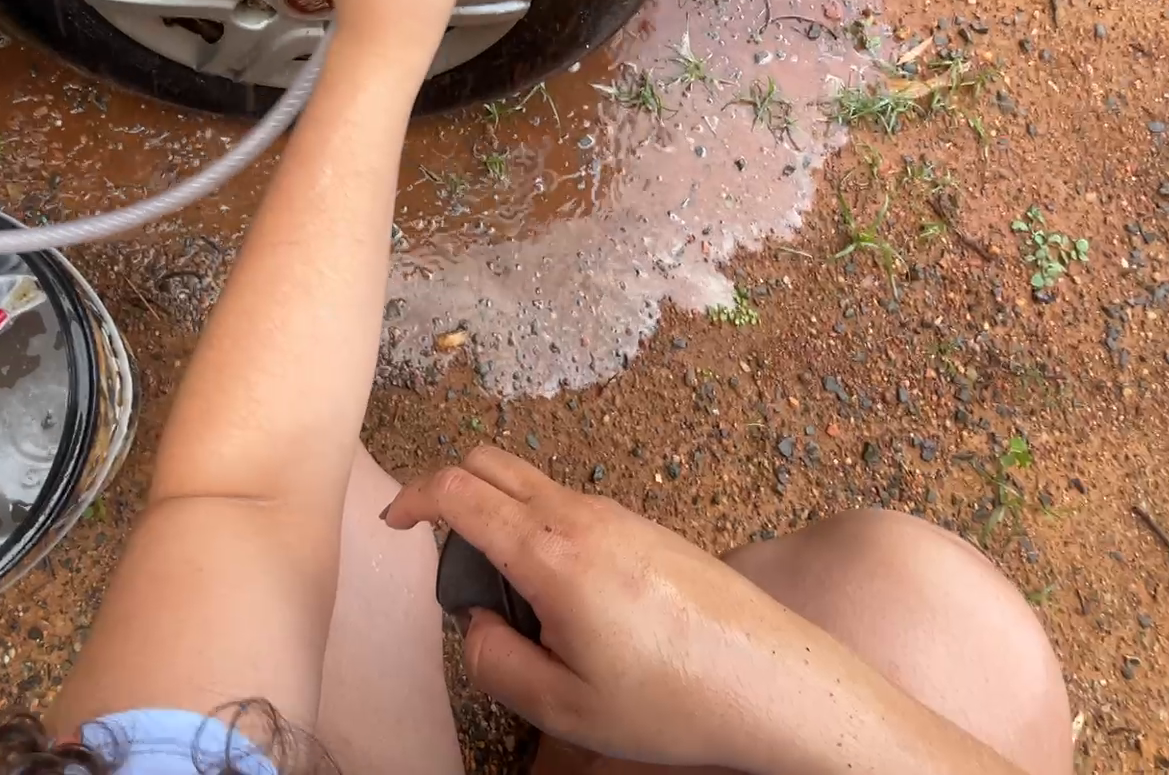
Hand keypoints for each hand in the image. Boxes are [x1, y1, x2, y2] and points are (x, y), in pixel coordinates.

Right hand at [384, 447, 807, 769]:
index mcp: (549, 551)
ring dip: (496, 512)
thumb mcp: (565, 707)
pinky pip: (562, 500)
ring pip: (525, 479)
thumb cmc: (670, 700)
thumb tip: (476, 620)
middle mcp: (575, 513)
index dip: (413, 496)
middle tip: (454, 563)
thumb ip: (494, 660)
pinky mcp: (636, 520)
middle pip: (487, 461)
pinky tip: (566, 593)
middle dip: (449, 492)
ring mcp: (610, 510)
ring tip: (517, 595)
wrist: (775, 678)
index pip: (459, 489)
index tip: (394, 522)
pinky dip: (534, 522)